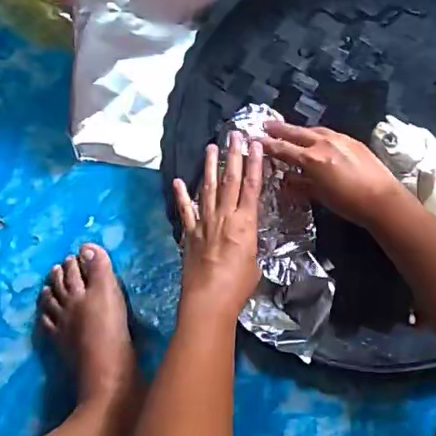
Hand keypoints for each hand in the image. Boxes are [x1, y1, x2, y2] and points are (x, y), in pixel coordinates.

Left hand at [173, 132, 264, 320]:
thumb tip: (246, 240)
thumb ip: (251, 244)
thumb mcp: (255, 262)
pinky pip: (186, 210)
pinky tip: (179, 181)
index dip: (255, 164)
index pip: (252, 186)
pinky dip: (182, 195)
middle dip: (234, 156)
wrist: (208, 299)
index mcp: (246, 223)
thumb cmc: (238, 285)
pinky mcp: (190, 234)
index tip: (256, 145)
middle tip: (235, 135)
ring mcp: (205, 223)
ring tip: (212, 147)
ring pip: (208, 188)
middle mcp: (225, 217)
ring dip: (211, 167)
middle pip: (231, 180)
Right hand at [259, 121, 411, 229]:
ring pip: (313, 130)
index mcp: (312, 159)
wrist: (382, 199)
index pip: (283, 149)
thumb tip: (287, 179)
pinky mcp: (352, 141)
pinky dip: (316, 134)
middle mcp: (323, 144)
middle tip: (266, 124)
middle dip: (279, 129)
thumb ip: (301, 184)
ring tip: (289, 130)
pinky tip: (315, 137)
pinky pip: (328, 133)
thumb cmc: (348, 203)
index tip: (255, 139)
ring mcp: (339, 139)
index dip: (267, 144)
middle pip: (296, 133)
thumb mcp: (320, 196)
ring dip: (299, 130)